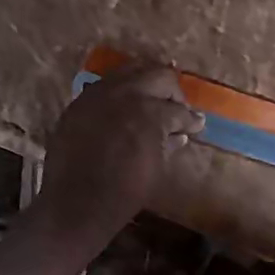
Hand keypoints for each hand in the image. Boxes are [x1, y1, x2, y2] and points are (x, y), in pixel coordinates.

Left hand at [35, 65, 203, 224]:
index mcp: (150, 112)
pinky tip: (126, 108)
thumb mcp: (157, 167)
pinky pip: (105, 86)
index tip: (197, 124)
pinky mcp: (80, 103)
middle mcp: (124, 94)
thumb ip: (169, 143)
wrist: (77, 202)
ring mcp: (98, 95)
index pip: (178, 109)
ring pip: (129, 71)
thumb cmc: (126, 191)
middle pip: (158, 76)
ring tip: (153, 100)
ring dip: (146, 83)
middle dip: (173, 91)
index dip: (191, 119)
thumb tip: (179, 134)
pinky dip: (121, 92)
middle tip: (178, 108)